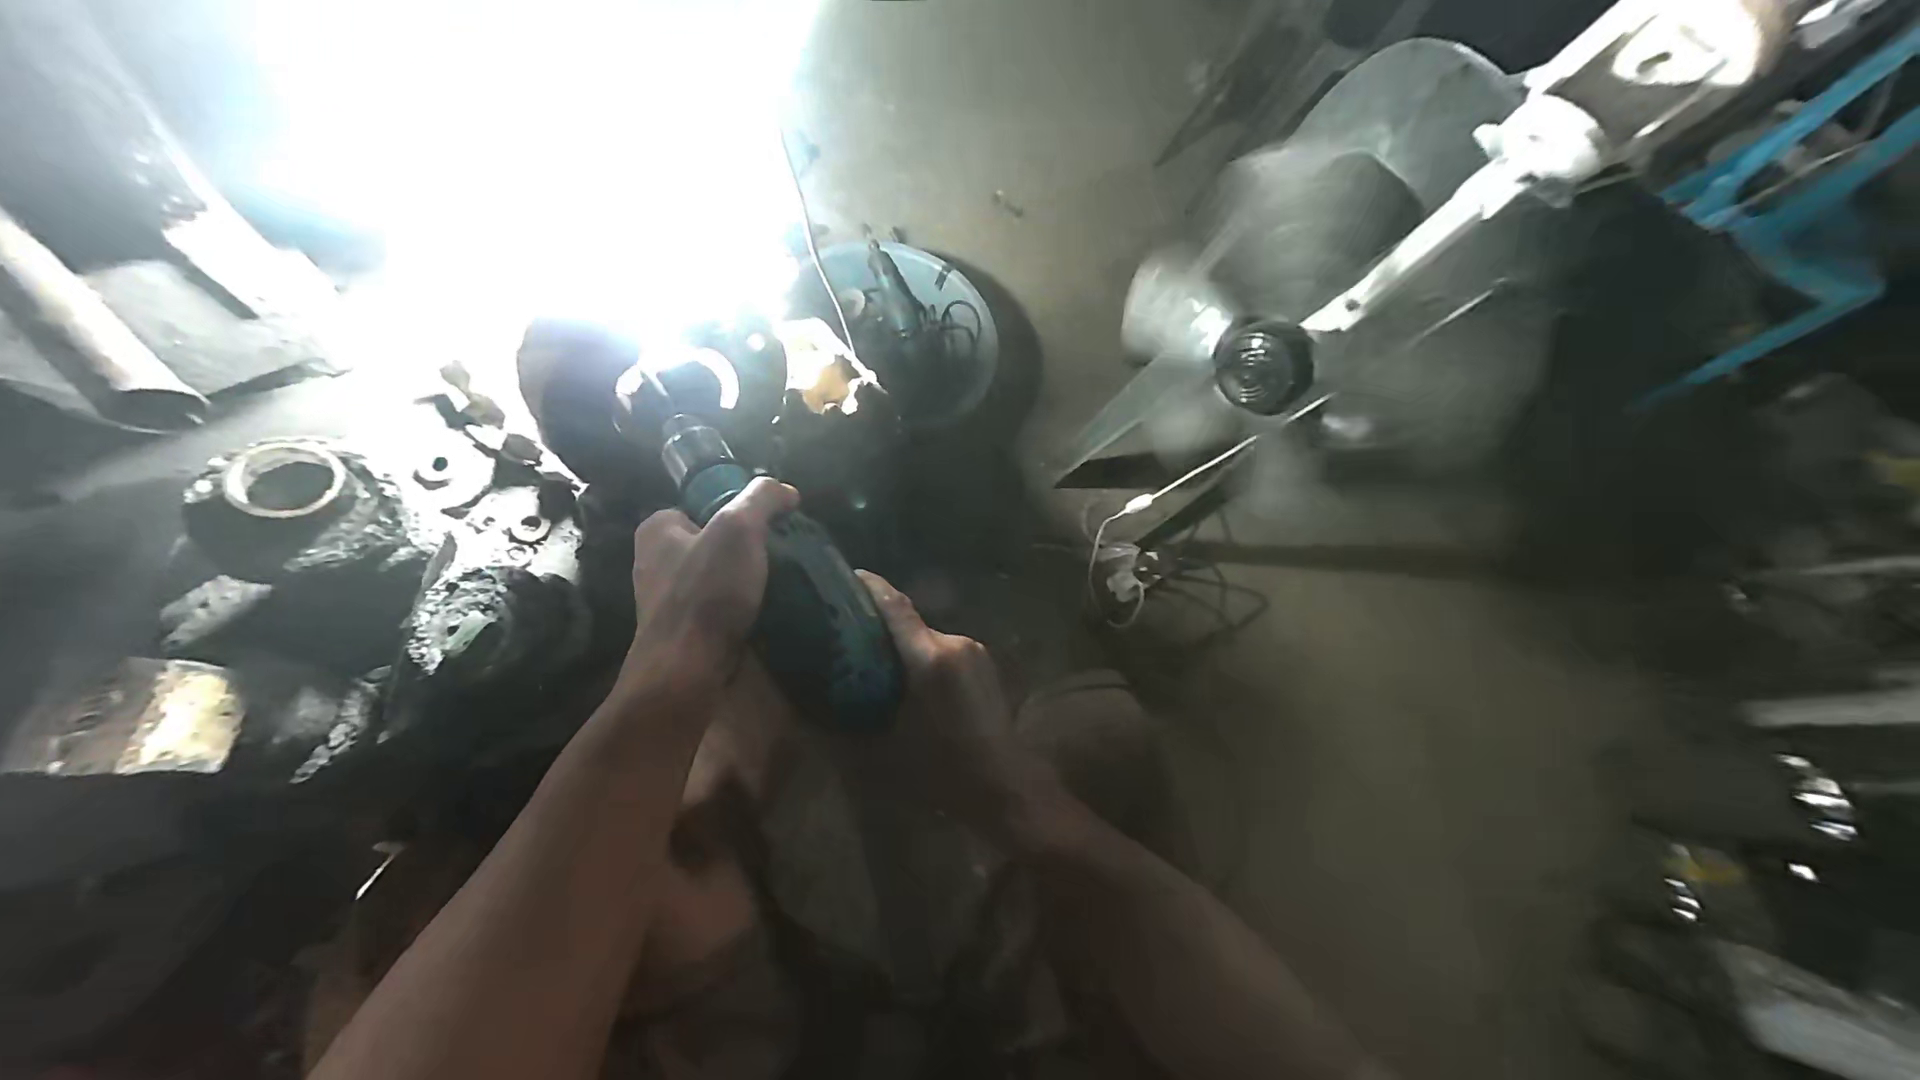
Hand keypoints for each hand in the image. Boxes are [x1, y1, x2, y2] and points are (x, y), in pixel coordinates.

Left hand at [623, 477, 798, 694]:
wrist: (688, 671)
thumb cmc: (707, 592)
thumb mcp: (738, 527)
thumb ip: (762, 498)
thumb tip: (787, 492)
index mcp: (657, 531)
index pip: (703, 506)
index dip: (738, 511)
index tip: (769, 526)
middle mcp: (657, 563)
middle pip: (717, 542)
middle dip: (749, 549)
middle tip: (781, 555)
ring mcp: (670, 601)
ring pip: (722, 577)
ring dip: (751, 581)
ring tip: (783, 583)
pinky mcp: (687, 631)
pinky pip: (723, 607)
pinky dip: (745, 608)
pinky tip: (769, 611)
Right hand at [856, 571, 1062, 845]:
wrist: (1004, 784)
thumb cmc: (942, 770)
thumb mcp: (886, 751)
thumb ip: (844, 728)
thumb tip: (805, 717)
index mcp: (929, 658)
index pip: (895, 606)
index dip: (870, 586)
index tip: (848, 576)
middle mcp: (954, 643)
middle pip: (910, 621)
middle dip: (882, 627)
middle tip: (852, 640)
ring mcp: (974, 650)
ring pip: (928, 637)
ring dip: (907, 646)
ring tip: (882, 668)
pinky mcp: (985, 661)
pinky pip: (945, 649)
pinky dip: (926, 656)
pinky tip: (915, 684)